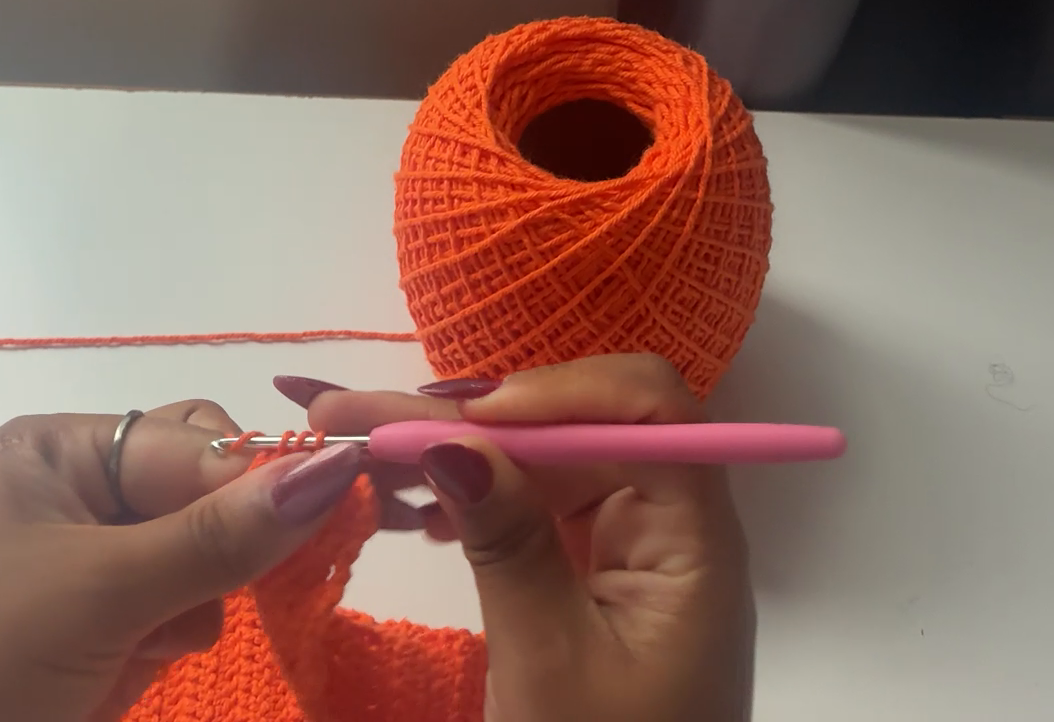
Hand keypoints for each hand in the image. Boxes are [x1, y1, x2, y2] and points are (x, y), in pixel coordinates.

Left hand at [0, 401, 363, 721]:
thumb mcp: (99, 596)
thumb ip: (226, 534)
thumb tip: (343, 464)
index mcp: (64, 449)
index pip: (202, 445)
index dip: (263, 484)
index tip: (327, 526)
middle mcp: (74, 486)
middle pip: (201, 488)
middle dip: (221, 544)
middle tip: (219, 596)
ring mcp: (75, 555)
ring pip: (195, 549)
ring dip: (193, 599)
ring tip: (153, 646)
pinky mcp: (78, 618)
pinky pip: (166, 600)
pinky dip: (167, 633)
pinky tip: (134, 666)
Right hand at [301, 355, 755, 721]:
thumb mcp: (551, 663)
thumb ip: (509, 544)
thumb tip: (452, 441)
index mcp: (693, 532)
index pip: (651, 408)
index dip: (562, 391)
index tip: (470, 414)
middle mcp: (666, 511)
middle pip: (577, 421)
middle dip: (475, 413)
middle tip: (361, 409)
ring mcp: (626, 529)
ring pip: (544, 452)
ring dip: (459, 446)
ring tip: (366, 445)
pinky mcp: (592, 551)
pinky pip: (533, 494)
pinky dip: (476, 490)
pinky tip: (417, 505)